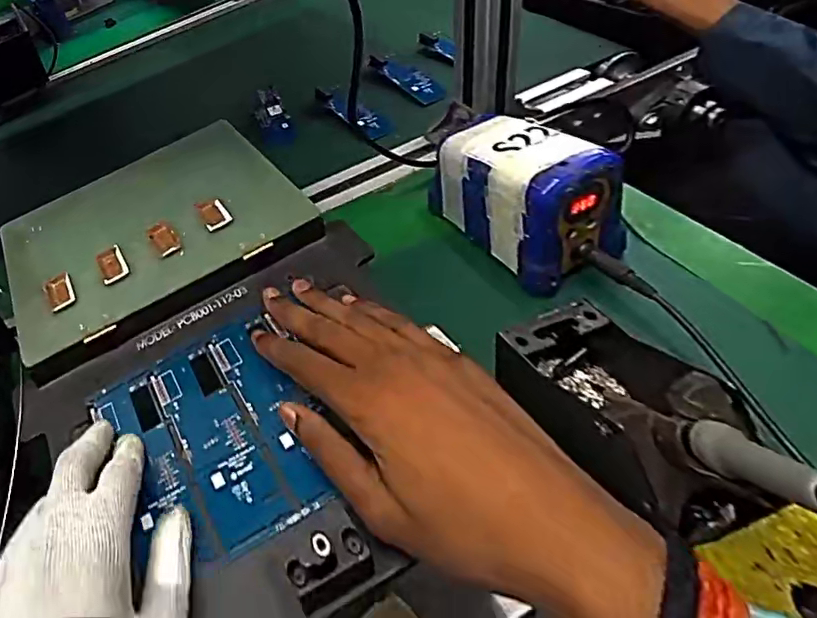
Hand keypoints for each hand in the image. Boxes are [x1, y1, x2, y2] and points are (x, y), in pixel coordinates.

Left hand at [0, 420, 190, 617]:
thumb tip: (177, 526)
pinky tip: (49, 550)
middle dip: (92, 443)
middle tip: (104, 433)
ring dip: (64, 490)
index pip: (120, 469)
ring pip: (43, 501)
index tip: (134, 445)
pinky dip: (38, 532)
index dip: (130, 453)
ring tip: (81, 489)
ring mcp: (13, 554)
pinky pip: (18, 540)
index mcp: (97, 529)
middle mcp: (51, 528)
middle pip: (73, 463)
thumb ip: (169, 568)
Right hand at [251, 281, 664, 617]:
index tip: (258, 336)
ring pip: (364, 318)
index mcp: (371, 403)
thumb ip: (331, 455)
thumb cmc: (469, 527)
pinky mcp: (456, 360)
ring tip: (307, 287)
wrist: (557, 523)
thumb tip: (294, 417)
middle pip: (331, 329)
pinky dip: (375, 309)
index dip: (278, 348)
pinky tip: (363, 305)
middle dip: (296, 311)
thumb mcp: (385, 510)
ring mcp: (429, 358)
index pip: (309, 365)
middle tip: (271, 296)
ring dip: (331, 302)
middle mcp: (395, 368)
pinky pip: (402, 321)